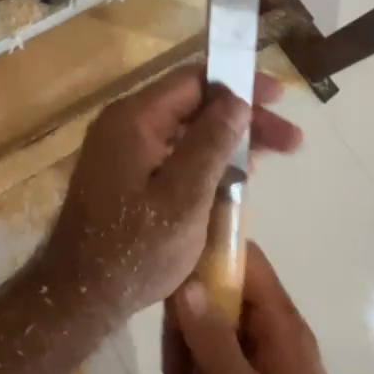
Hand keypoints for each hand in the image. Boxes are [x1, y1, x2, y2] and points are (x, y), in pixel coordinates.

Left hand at [37, 67, 302, 324]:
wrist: (82, 292)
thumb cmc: (134, 247)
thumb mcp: (184, 196)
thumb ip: (210, 143)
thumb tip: (236, 99)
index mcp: (133, 119)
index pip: (191, 80)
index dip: (237, 83)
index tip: (279, 97)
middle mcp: (124, 123)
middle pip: (191, 104)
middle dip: (241, 117)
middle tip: (291, 139)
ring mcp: (121, 149)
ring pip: (184, 129)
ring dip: (227, 139)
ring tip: (274, 155)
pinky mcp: (124, 173)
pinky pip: (171, 151)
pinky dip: (205, 158)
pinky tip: (235, 175)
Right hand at [164, 241, 343, 373]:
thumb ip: (220, 348)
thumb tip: (185, 284)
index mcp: (282, 322)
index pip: (244, 257)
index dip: (207, 252)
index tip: (169, 275)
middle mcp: (269, 324)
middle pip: (216, 285)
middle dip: (185, 311)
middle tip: (171, 356)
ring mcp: (256, 345)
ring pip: (204, 312)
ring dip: (182, 338)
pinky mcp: (244, 367)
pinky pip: (207, 341)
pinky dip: (187, 357)